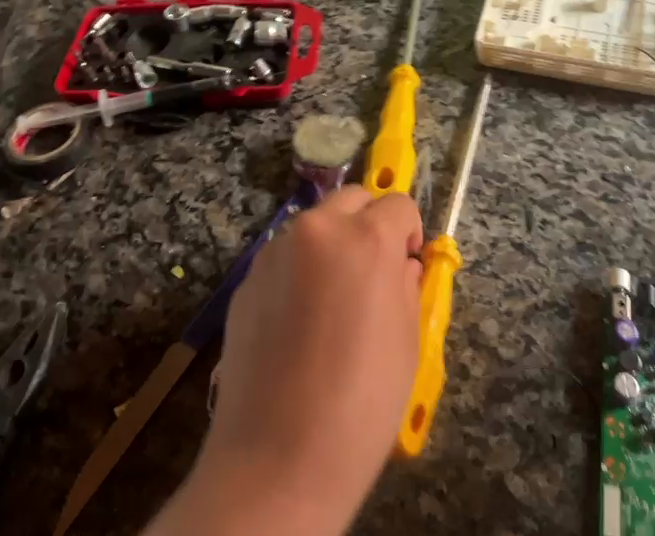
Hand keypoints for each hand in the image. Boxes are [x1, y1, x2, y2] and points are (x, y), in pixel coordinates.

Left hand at [146, 186, 423, 535]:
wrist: (278, 457)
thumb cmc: (361, 402)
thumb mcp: (407, 339)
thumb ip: (405, 284)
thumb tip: (399, 264)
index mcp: (365, 239)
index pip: (399, 204)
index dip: (409, 233)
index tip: (407, 263)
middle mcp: (315, 231)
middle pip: (351, 199)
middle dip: (368, 224)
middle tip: (374, 274)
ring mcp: (273, 253)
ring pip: (313, 227)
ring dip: (330, 246)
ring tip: (333, 303)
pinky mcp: (245, 281)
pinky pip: (284, 259)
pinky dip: (299, 273)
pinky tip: (300, 324)